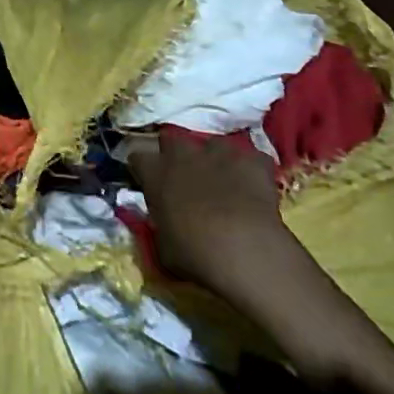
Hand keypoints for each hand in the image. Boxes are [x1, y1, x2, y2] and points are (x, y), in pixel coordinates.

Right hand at [127, 128, 293, 289]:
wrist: (244, 249)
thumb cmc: (195, 254)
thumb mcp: (163, 247)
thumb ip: (159, 224)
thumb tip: (162, 221)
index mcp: (157, 172)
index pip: (138, 157)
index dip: (144, 169)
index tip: (148, 181)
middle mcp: (185, 153)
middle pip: (173, 139)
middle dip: (176, 154)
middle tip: (184, 177)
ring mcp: (221, 151)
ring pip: (213, 144)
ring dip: (214, 160)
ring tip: (224, 183)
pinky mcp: (253, 158)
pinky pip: (250, 158)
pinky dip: (250, 170)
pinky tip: (254, 188)